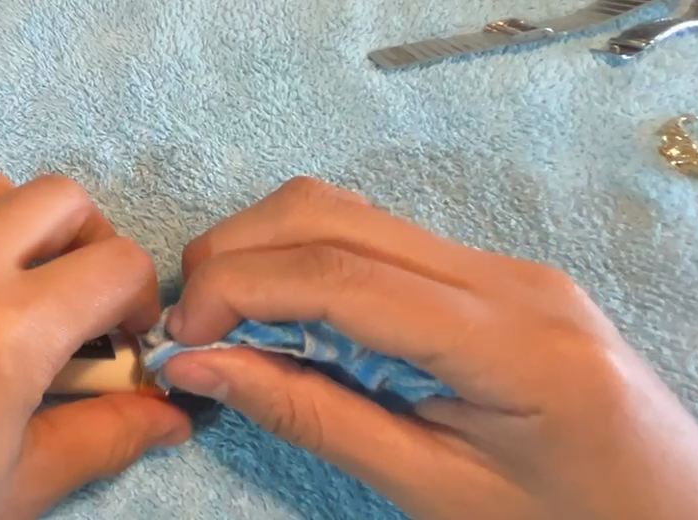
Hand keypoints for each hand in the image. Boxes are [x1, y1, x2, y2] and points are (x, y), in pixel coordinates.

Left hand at [0, 171, 188, 519]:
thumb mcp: (15, 485)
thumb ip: (102, 435)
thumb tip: (172, 410)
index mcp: (15, 325)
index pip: (119, 263)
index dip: (140, 297)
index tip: (120, 337)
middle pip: (61, 196)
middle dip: (87, 239)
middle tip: (69, 298)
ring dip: (14, 222)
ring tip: (0, 281)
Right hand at [161, 177, 697, 519]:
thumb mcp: (439, 497)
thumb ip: (309, 417)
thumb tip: (190, 364)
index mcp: (515, 343)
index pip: (336, 276)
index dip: (236, 290)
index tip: (181, 336)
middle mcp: (504, 275)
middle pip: (323, 215)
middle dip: (232, 253)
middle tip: (193, 320)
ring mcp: (497, 262)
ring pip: (334, 206)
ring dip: (257, 245)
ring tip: (229, 311)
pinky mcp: (482, 268)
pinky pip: (361, 229)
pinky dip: (295, 254)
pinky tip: (285, 306)